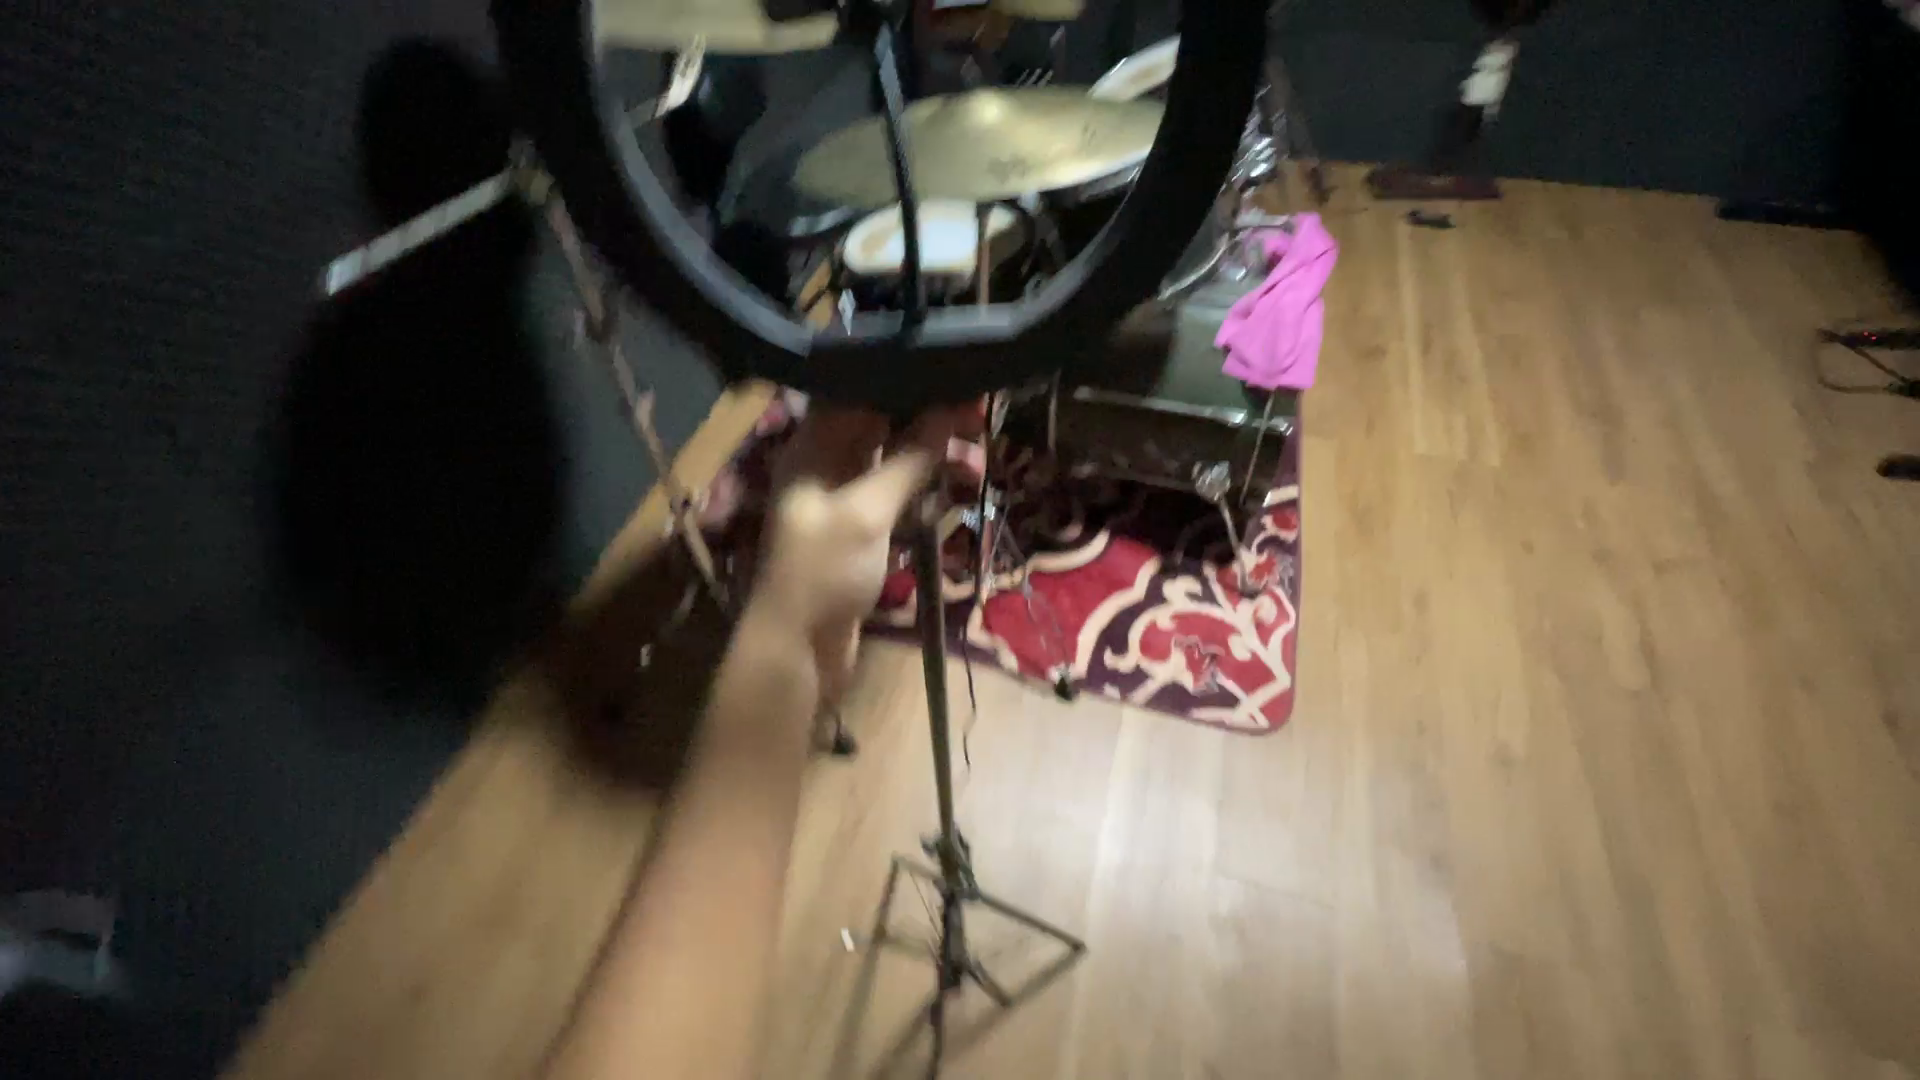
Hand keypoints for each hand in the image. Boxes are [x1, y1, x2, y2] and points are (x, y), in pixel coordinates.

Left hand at [747, 405, 978, 700]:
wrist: (798, 652)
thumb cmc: (823, 574)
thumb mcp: (866, 512)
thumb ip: (906, 461)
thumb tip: (947, 410)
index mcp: (811, 449)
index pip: (857, 394)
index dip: (903, 382)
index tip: (950, 377)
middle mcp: (824, 466)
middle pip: (879, 426)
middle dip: (926, 419)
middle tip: (975, 416)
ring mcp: (841, 500)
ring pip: (891, 463)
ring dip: (930, 457)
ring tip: (975, 458)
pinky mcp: (859, 532)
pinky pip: (894, 497)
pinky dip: (921, 491)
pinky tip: (952, 490)